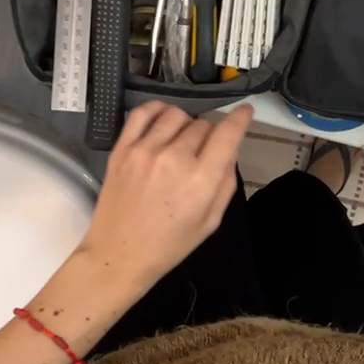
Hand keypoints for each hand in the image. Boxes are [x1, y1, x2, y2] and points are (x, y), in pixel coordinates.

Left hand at [78, 102, 253, 291]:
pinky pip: (143, 113)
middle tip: (202, 155)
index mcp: (201, 180)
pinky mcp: (122, 149)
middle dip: (209, 136)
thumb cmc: (169, 245)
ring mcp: (146, 150)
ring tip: (181, 142)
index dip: (240, 119)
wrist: (119, 254)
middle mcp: (175, 158)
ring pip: (176, 115)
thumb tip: (230, 152)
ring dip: (185, 124)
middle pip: (203, 125)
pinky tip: (162, 120)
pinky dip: (158, 110)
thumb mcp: (211, 221)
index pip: (227, 134)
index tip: (245, 112)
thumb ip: (225, 183)